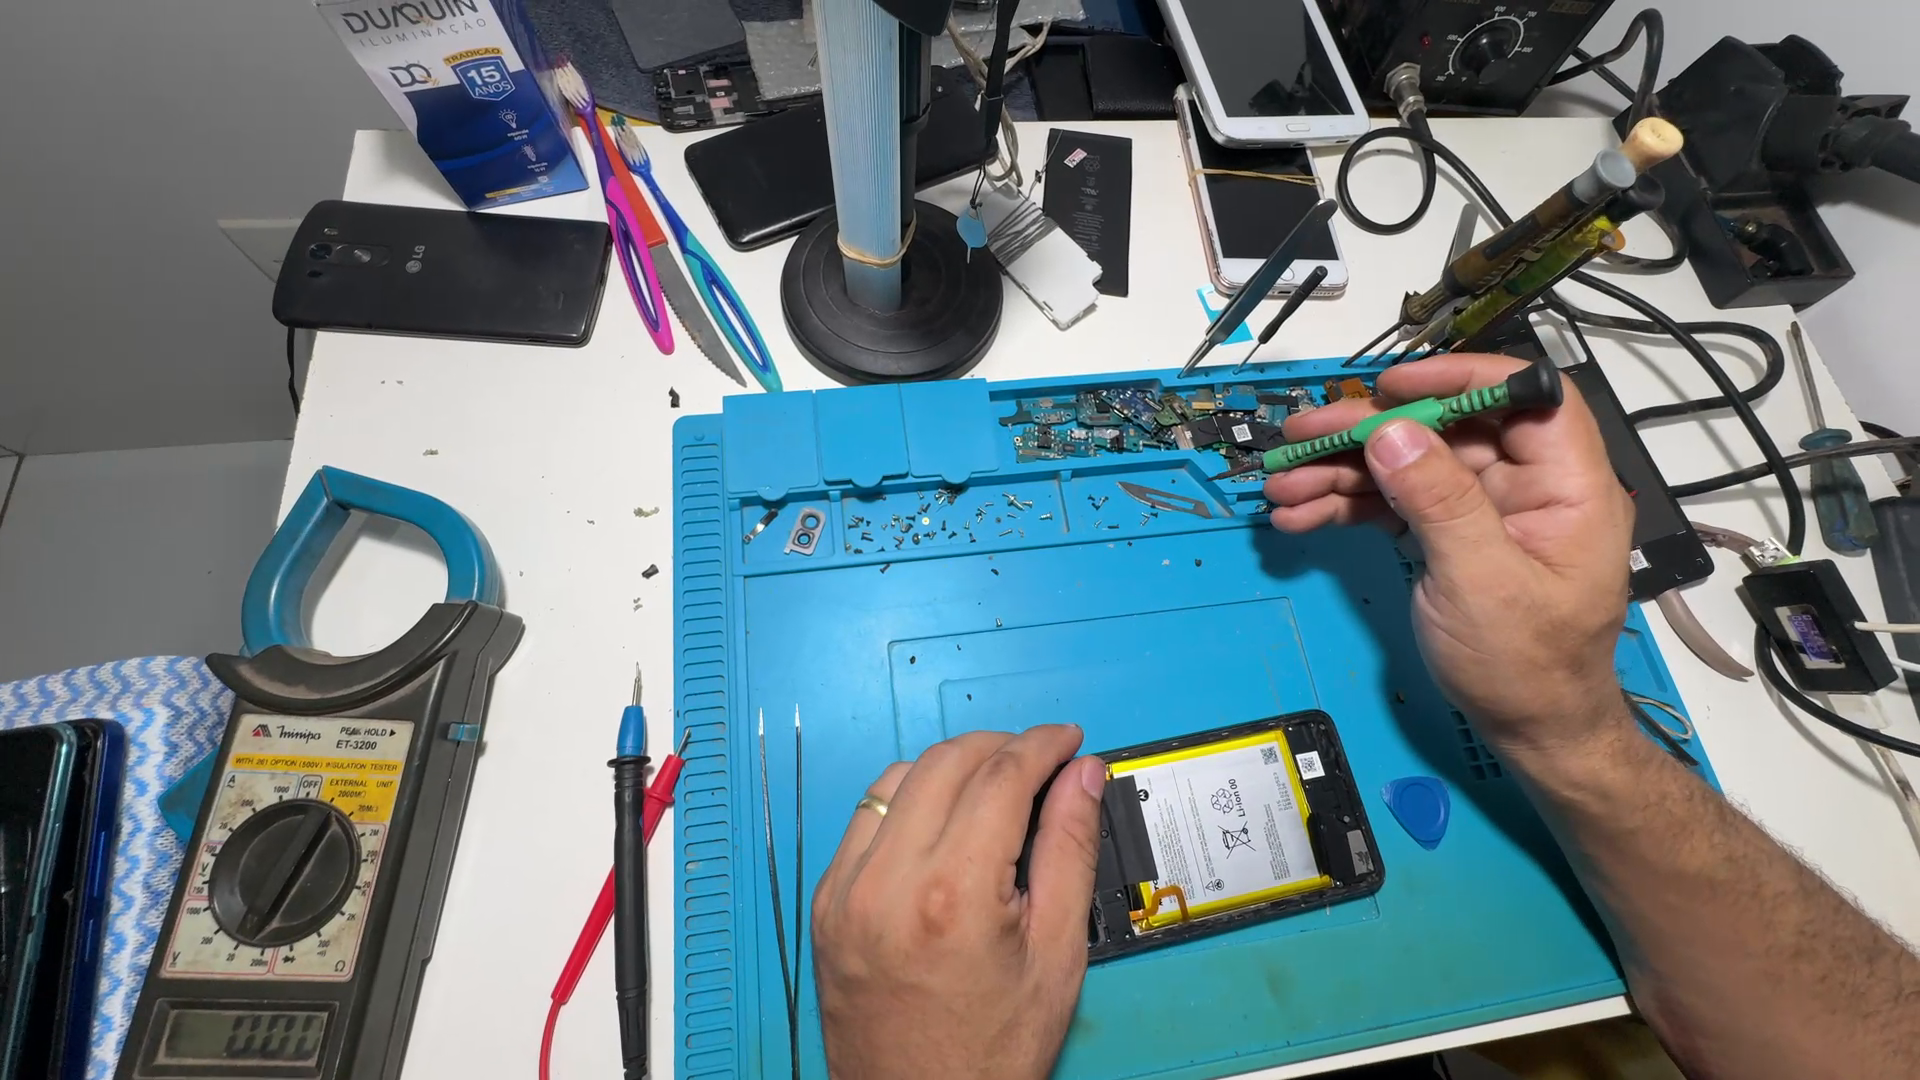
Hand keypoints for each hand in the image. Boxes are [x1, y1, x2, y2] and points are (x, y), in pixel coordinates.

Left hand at [811, 726, 1106, 1079]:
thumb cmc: (996, 1048)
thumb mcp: (1057, 953)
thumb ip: (1071, 847)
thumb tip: (1084, 773)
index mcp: (953, 893)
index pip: (1001, 776)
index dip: (1042, 745)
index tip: (1068, 739)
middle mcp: (887, 879)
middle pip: (947, 761)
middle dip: (1001, 745)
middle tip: (1039, 760)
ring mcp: (846, 886)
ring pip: (900, 775)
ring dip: (952, 764)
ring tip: (993, 786)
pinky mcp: (827, 897)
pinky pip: (868, 813)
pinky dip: (910, 796)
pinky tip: (941, 819)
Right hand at [1264, 355, 1632, 760]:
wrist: (1522, 725)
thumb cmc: (1523, 661)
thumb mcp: (1482, 581)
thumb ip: (1440, 503)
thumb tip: (1391, 431)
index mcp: (1562, 485)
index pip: (1524, 400)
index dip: (1459, 380)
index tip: (1390, 387)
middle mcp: (1517, 485)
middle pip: (1438, 432)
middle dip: (1364, 433)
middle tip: (1299, 435)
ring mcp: (1472, 510)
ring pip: (1400, 467)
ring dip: (1336, 474)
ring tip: (1280, 487)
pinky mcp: (1436, 534)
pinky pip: (1385, 505)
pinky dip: (1340, 508)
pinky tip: (1297, 517)